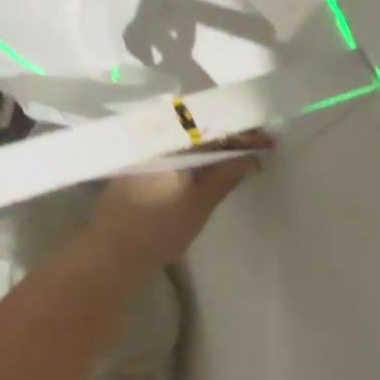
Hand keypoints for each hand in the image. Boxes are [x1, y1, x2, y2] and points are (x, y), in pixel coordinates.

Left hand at [85, 139, 268, 270]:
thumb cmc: (158, 229)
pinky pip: (173, 149)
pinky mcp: (136, 165)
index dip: (244, 131)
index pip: (214, 125)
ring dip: (214, 144)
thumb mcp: (200, 204)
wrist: (110, 254)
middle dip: (231, 135)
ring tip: (240, 155)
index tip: (268, 140)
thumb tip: (252, 157)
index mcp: (169, 141)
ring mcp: (142, 151)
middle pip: (200, 128)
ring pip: (186, 139)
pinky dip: (194, 154)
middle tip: (260, 146)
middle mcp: (154, 138)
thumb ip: (226, 175)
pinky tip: (209, 164)